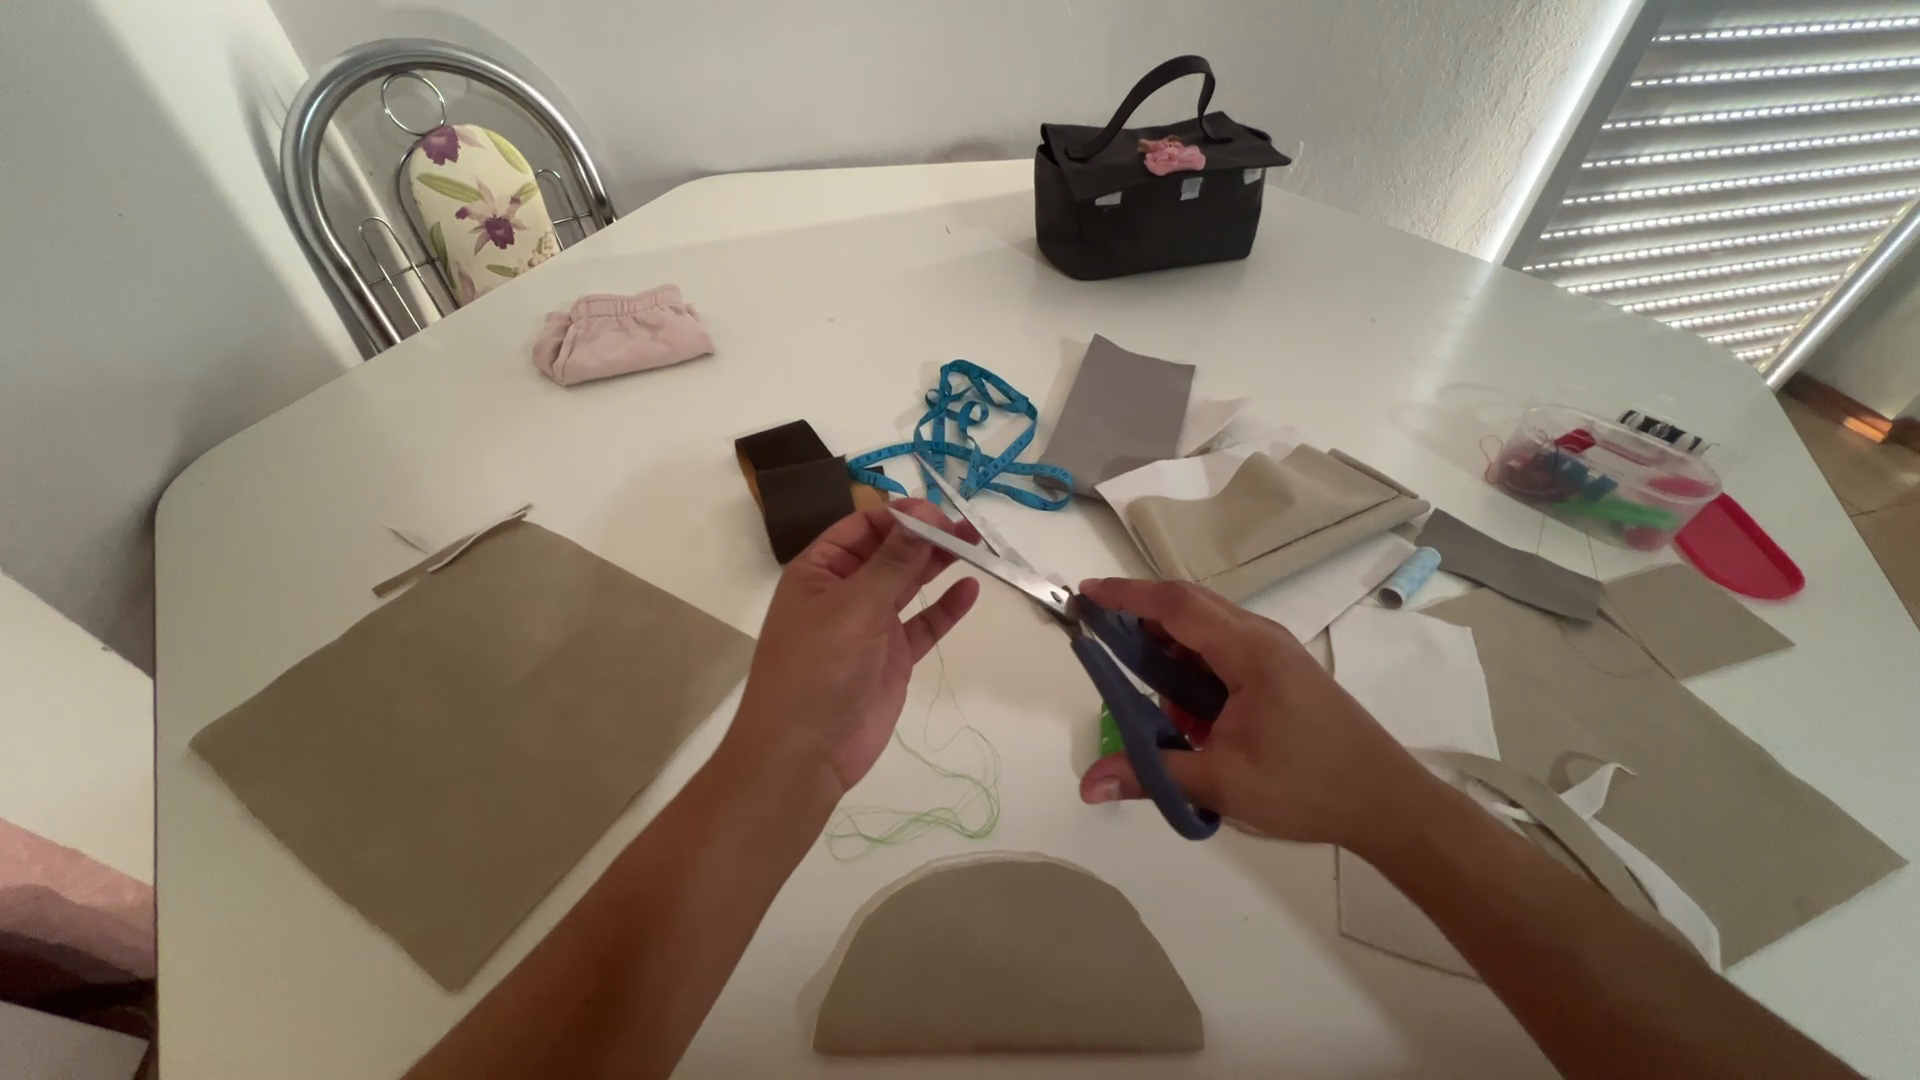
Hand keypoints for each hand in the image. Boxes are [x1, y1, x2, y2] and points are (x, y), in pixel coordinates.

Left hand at [729, 500, 981, 795]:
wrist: (804, 752)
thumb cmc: (817, 669)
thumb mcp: (853, 607)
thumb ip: (892, 563)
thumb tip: (920, 518)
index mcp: (819, 572)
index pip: (863, 528)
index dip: (901, 517)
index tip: (940, 515)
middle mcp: (844, 593)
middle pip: (890, 553)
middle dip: (927, 537)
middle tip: (969, 527)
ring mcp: (869, 626)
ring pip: (909, 585)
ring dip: (939, 565)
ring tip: (977, 545)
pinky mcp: (892, 658)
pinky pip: (923, 625)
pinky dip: (945, 608)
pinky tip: (969, 590)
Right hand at [1075, 578, 1428, 847]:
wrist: (1389, 803)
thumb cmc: (1308, 788)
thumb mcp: (1223, 782)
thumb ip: (1152, 773)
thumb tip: (1087, 785)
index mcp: (1250, 652)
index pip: (1176, 606)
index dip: (1127, 595)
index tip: (1085, 593)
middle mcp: (1262, 638)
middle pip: (1190, 604)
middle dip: (1140, 612)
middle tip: (1098, 629)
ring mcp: (1274, 652)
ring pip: (1207, 625)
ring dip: (1168, 641)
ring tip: (1138, 675)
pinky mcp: (1280, 670)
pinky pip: (1222, 647)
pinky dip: (1191, 660)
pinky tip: (1183, 702)